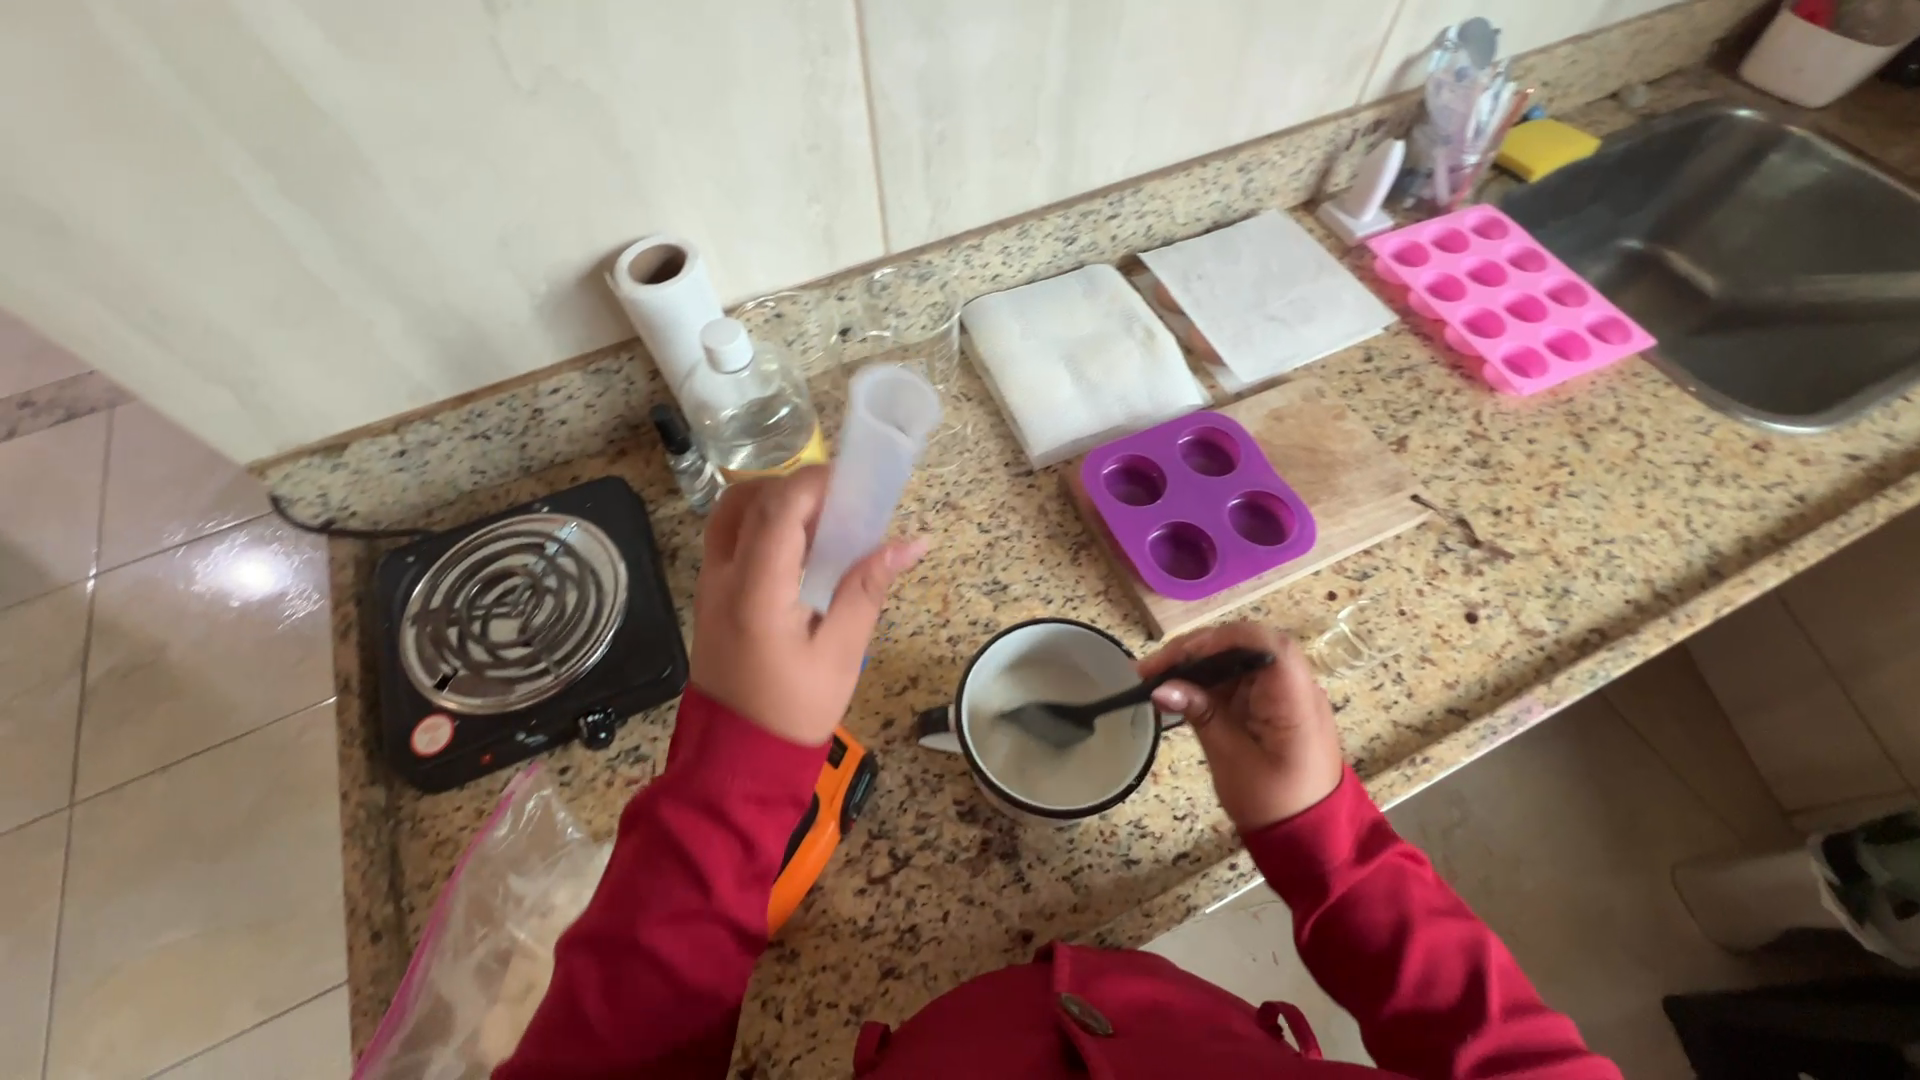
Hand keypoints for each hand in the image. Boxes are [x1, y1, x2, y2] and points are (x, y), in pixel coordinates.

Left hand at [690, 467, 927, 747]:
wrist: (739, 756)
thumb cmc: (795, 709)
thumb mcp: (841, 653)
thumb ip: (867, 589)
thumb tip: (909, 543)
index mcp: (756, 592)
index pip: (778, 511)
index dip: (815, 483)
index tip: (854, 485)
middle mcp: (723, 577)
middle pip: (747, 500)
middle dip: (795, 486)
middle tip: (838, 502)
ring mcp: (709, 584)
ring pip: (729, 513)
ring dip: (773, 501)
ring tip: (818, 520)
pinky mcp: (710, 594)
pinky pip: (729, 537)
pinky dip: (761, 523)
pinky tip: (797, 547)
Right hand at [1137, 621, 1343, 832]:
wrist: (1309, 838)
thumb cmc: (1274, 804)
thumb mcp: (1231, 759)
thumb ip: (1201, 714)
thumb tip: (1160, 688)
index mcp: (1295, 700)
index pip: (1264, 644)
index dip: (1220, 639)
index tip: (1179, 656)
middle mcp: (1295, 687)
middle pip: (1245, 645)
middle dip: (1197, 649)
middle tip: (1153, 668)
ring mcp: (1284, 695)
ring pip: (1237, 659)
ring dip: (1196, 664)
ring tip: (1155, 677)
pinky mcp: (1271, 705)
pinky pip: (1237, 680)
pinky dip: (1207, 681)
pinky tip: (1177, 690)